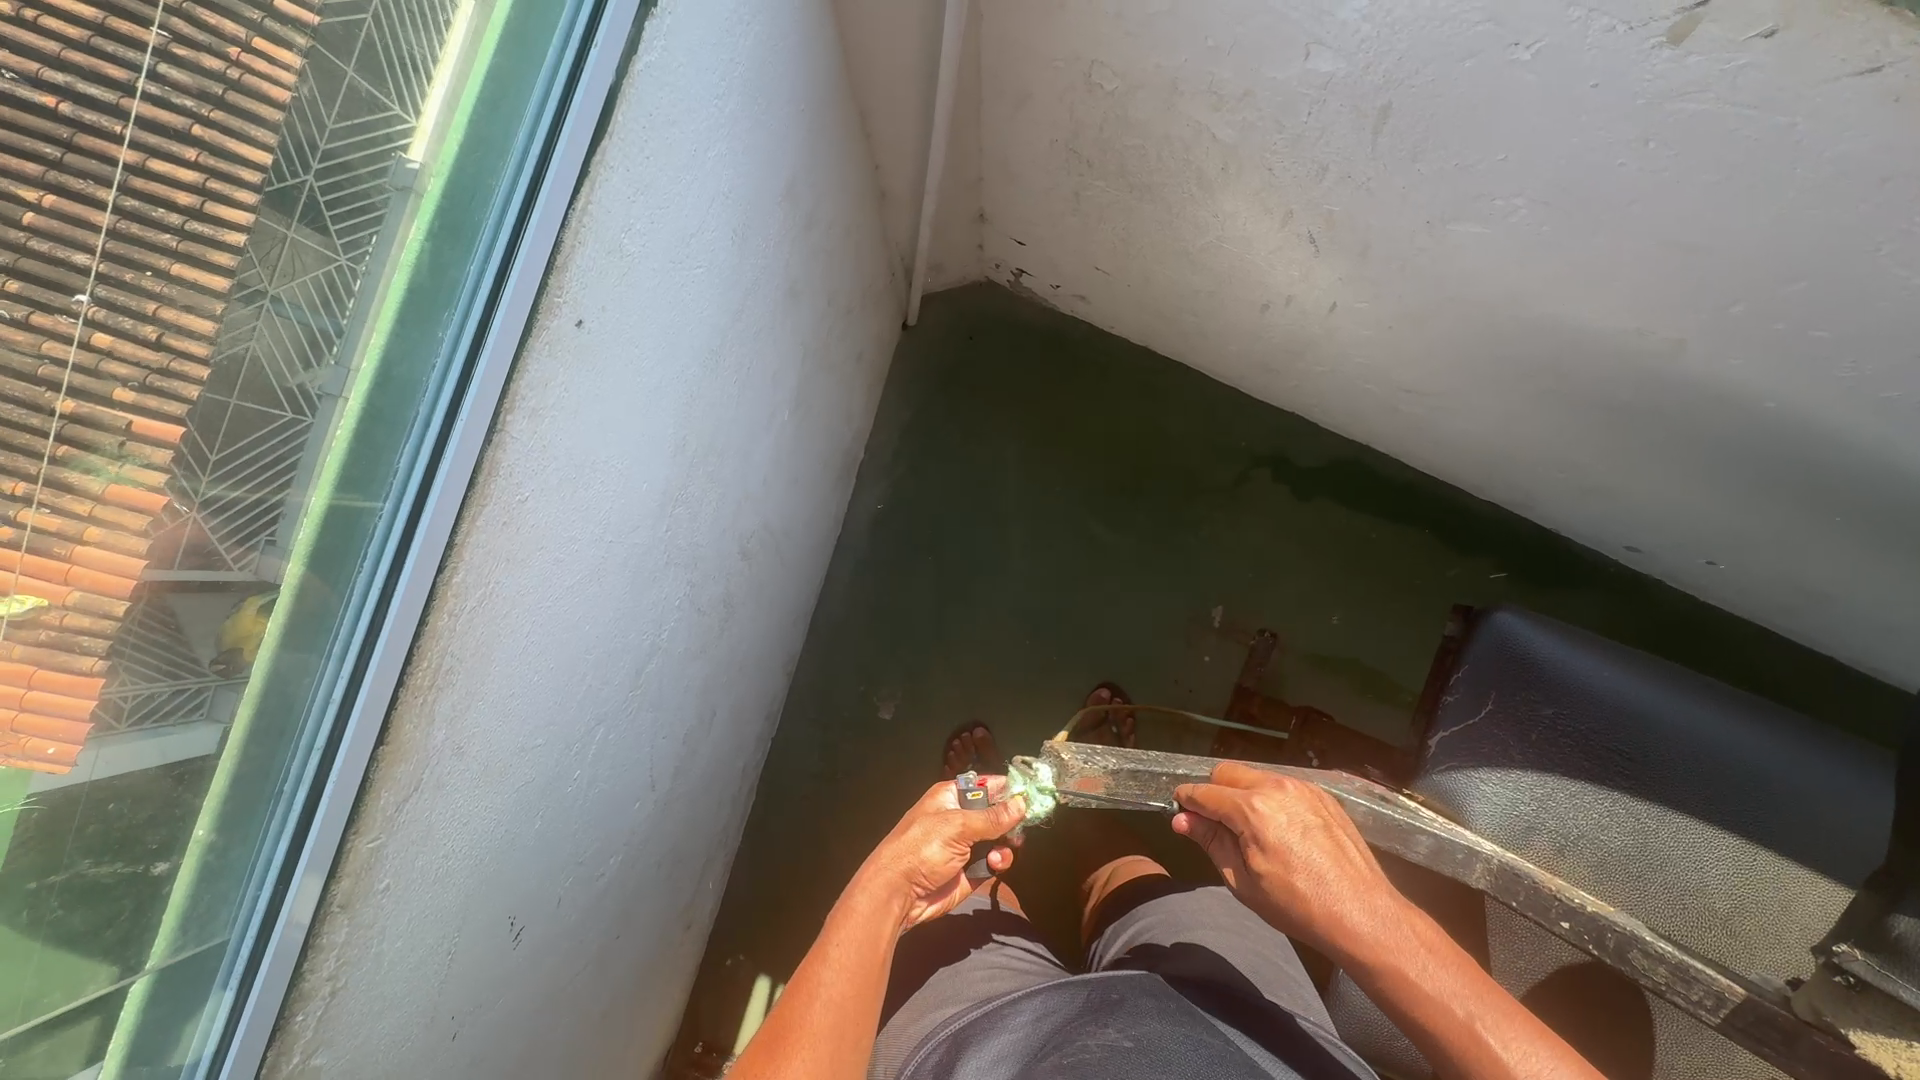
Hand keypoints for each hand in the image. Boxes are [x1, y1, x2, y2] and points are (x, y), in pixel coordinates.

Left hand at [851, 779, 1025, 930]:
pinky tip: (994, 865)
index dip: (1009, 789)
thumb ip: (993, 816)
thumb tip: (1022, 802)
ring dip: (1006, 844)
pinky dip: (998, 862)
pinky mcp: (971, 870)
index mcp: (952, 797)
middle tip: (1021, 829)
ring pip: (1000, 839)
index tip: (1033, 795)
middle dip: (1012, 821)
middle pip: (998, 813)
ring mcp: (966, 845)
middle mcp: (961, 818)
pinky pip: (994, 861)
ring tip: (1002, 852)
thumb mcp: (957, 826)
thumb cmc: (921, 848)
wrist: (898, 894)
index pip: (988, 786)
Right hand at [1172, 762, 1407, 959]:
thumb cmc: (1297, 905)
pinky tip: (1280, 829)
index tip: (1180, 814)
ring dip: (1242, 793)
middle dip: (1213, 792)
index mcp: (1252, 810)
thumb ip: (1210, 842)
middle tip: (1217, 825)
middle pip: (1226, 772)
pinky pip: (1282, 784)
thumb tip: (1181, 820)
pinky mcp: (1322, 794)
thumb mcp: (1242, 881)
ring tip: (1251, 830)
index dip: (1186, 802)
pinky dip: (1270, 797)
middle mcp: (1276, 787)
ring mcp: (1302, 787)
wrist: (1362, 914)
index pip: (1203, 792)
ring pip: (1255, 775)